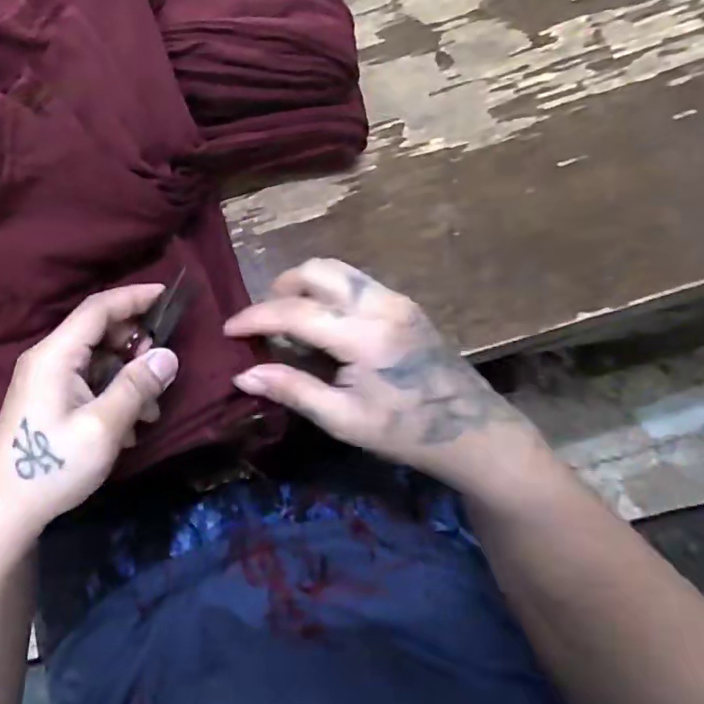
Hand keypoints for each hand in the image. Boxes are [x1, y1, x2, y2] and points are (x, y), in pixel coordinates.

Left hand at [0, 285, 179, 547]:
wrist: (6, 508)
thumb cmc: (54, 466)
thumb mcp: (103, 428)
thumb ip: (136, 387)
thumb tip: (168, 355)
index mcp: (54, 355)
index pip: (97, 308)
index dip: (133, 297)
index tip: (167, 296)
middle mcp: (46, 358)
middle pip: (97, 332)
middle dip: (134, 345)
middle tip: (162, 370)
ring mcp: (44, 380)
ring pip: (95, 361)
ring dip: (127, 377)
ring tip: (150, 411)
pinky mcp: (46, 400)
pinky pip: (85, 382)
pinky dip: (111, 394)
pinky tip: (128, 427)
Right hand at [223, 258, 548, 494]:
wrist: (476, 434)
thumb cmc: (405, 432)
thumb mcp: (342, 420)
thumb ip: (291, 390)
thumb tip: (241, 374)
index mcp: (365, 335)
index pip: (294, 311)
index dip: (253, 318)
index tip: (227, 330)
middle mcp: (381, 305)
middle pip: (315, 271)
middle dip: (279, 290)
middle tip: (264, 324)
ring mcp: (396, 300)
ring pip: (335, 270)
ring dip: (303, 288)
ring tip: (290, 324)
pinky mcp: (403, 304)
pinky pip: (352, 282)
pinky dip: (325, 293)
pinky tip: (321, 327)